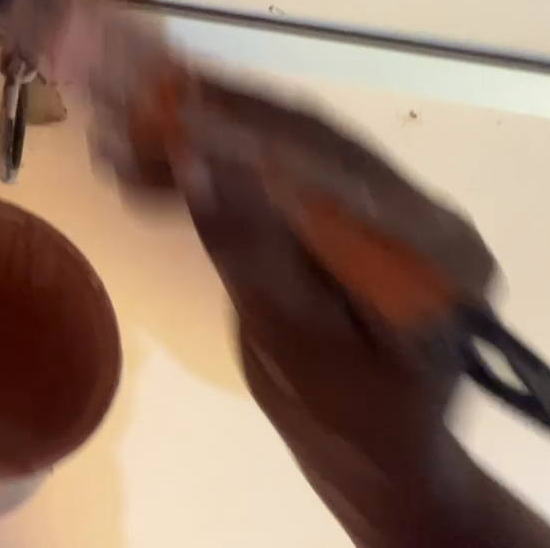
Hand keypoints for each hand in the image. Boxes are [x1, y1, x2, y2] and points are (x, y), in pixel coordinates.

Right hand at [95, 72, 546, 544]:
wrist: (367, 448)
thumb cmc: (343, 414)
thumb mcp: (293, 340)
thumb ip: (248, 250)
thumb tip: (193, 166)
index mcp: (433, 243)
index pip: (327, 165)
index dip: (237, 132)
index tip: (159, 112)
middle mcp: (410, 205)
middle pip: (296, 138)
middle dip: (204, 116)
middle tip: (125, 101)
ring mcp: (371, 203)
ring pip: (271, 144)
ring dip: (191, 134)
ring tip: (116, 134)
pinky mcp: (330, 209)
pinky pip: (259, 170)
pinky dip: (198, 163)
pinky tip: (143, 166)